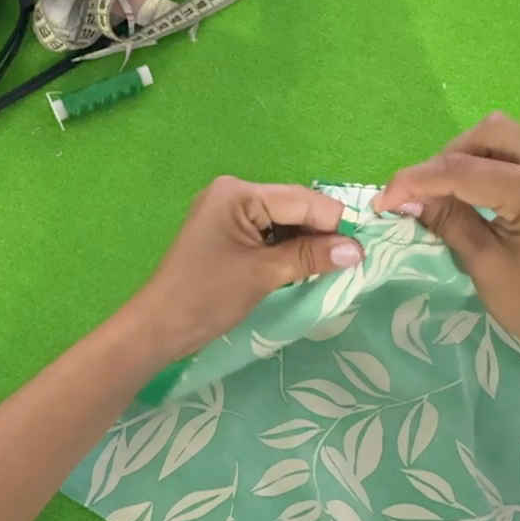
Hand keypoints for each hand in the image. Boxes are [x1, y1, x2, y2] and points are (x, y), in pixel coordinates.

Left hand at [125, 176, 364, 360]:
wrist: (159, 327)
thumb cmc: (206, 297)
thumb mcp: (263, 275)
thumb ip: (310, 257)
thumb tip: (357, 250)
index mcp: (238, 194)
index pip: (302, 200)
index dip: (334, 225)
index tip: (360, 254)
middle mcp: (234, 193)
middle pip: (294, 207)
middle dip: (319, 234)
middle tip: (345, 265)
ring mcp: (228, 213)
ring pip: (283, 223)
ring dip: (304, 245)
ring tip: (323, 271)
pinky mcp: (227, 234)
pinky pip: (268, 235)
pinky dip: (286, 251)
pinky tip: (299, 269)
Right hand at [372, 113, 519, 369]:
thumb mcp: (482, 263)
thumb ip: (446, 219)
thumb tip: (403, 197)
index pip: (467, 170)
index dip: (418, 180)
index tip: (382, 199)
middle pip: (491, 132)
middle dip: (446, 159)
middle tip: (420, 194)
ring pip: (504, 137)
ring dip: (466, 158)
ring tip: (443, 193)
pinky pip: (519, 153)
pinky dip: (488, 165)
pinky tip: (471, 193)